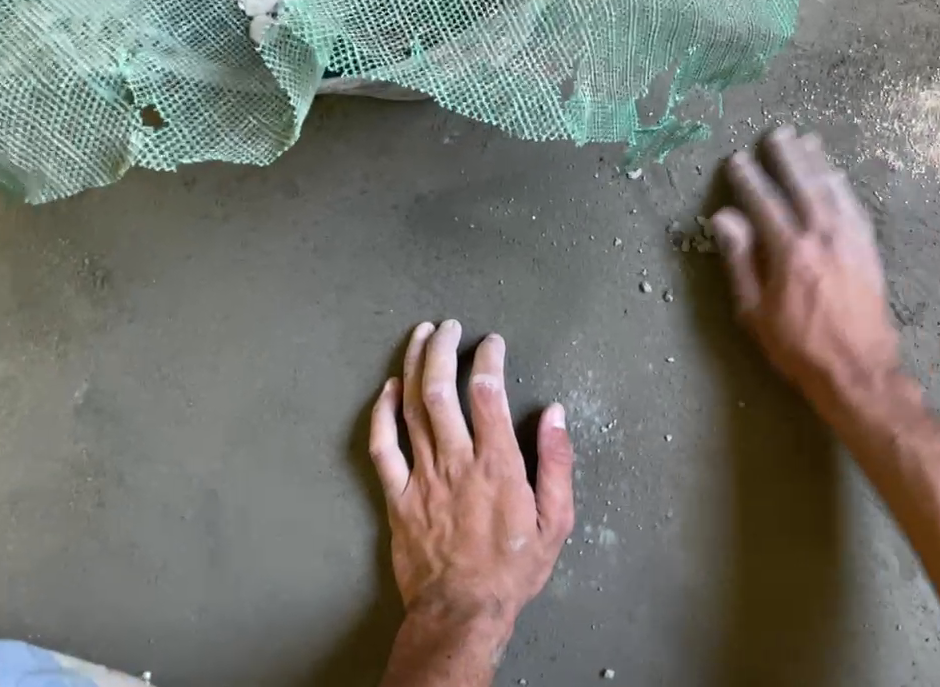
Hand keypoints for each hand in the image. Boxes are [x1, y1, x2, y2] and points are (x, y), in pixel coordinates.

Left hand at [369, 321, 574, 632]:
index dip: (488, 359)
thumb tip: (556, 413)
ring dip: (413, 367)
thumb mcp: (556, 521)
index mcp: (496, 464)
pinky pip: (383, 448)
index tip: (491, 342)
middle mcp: (456, 461)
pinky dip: (382, 414)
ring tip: (419, 336)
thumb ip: (557, 463)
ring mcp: (422, 477)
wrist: (462, 613)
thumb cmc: (513, 567)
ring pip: (411, 409)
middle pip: (441, 391)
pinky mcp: (398, 496)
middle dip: (442, 350)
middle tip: (448, 326)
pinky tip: (387, 388)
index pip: (488, 393)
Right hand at [711, 127, 903, 410]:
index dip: (748, 178)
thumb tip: (724, 217)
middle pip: (802, 183)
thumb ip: (740, 260)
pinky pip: (854, 205)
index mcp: (789, 251)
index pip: (764, 201)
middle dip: (787, 155)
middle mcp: (821, 235)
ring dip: (816, 161)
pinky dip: (842, 184)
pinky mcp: (869, 248)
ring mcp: (850, 239)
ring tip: (805, 139)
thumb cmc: (797, 346)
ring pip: (831, 188)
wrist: (858, 370)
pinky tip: (835, 174)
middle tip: (776, 133)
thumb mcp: (754, 310)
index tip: (737, 159)